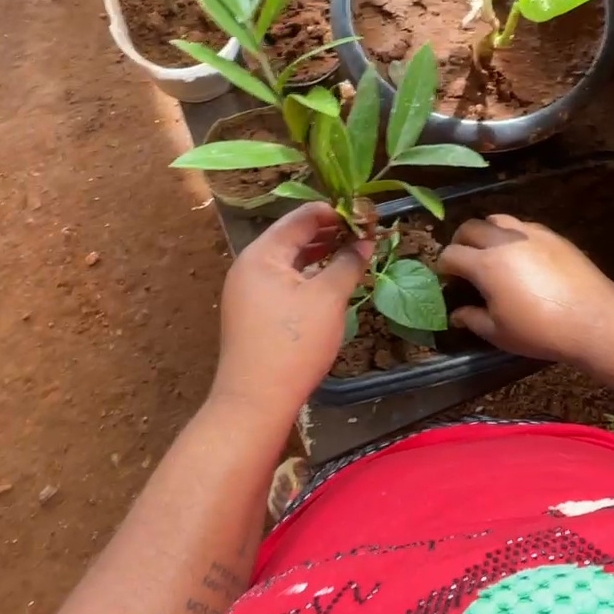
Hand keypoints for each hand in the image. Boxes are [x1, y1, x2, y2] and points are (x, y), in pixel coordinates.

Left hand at [210, 203, 370, 420]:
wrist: (255, 400)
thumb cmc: (293, 344)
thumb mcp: (328, 299)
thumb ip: (348, 263)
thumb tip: (365, 240)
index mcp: (262, 254)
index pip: (301, 217)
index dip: (335, 212)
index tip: (365, 214)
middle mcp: (249, 265)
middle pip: (292, 236)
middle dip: (329, 232)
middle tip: (364, 232)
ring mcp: (247, 290)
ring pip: (288, 260)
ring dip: (319, 254)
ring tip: (352, 251)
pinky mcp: (252, 311)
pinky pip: (282, 280)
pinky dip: (307, 275)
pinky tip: (329, 279)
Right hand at [439, 214, 613, 363]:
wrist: (594, 320)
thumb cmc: (540, 331)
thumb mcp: (499, 333)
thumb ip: (472, 319)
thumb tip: (457, 314)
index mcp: (486, 264)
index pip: (452, 254)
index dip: (443, 265)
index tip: (446, 278)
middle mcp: (504, 241)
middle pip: (470, 228)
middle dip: (460, 241)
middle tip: (463, 260)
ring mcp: (531, 234)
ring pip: (497, 219)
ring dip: (486, 231)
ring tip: (490, 250)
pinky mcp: (553, 236)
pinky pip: (523, 226)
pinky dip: (512, 234)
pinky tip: (520, 253)